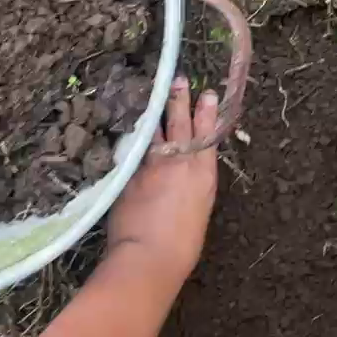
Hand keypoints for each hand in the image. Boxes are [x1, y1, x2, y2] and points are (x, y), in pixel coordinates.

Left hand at [107, 77, 219, 277]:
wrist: (150, 256)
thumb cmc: (182, 246)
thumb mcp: (198, 211)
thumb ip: (191, 188)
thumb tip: (182, 178)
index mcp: (204, 175)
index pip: (207, 135)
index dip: (207, 114)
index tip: (208, 94)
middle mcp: (180, 163)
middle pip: (180, 124)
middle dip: (180, 100)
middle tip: (178, 80)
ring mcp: (152, 165)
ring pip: (155, 129)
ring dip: (156, 109)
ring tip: (155, 92)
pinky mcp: (129, 173)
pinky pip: (130, 147)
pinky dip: (131, 134)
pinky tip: (128, 123)